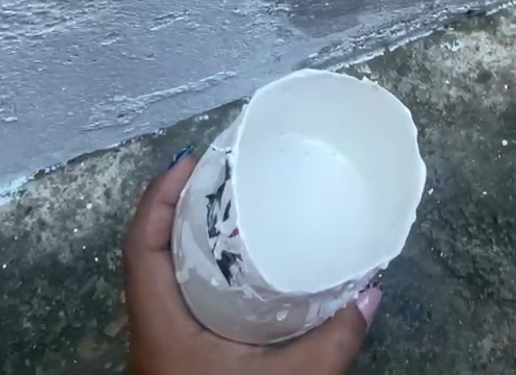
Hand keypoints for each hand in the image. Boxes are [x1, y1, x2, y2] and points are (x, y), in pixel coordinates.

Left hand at [123, 154, 381, 374]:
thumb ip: (332, 340)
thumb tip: (374, 289)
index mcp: (161, 325)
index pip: (140, 246)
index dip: (157, 197)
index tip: (190, 159)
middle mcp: (152, 329)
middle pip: (148, 251)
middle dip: (178, 204)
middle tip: (221, 171)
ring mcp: (162, 344)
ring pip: (161, 273)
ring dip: (185, 233)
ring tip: (229, 204)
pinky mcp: (177, 356)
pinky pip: (177, 293)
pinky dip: (197, 264)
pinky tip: (234, 261)